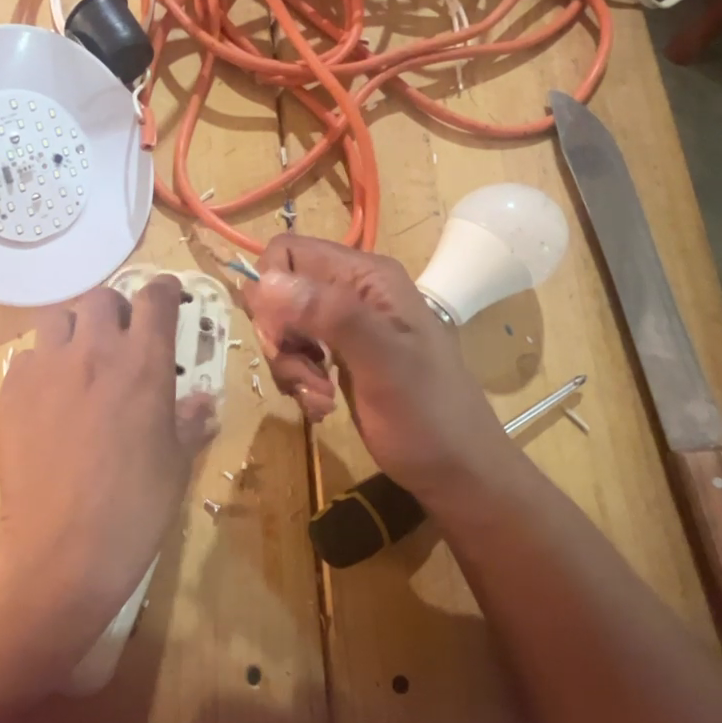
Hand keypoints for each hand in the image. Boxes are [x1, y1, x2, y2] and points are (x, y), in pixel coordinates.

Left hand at [0, 277, 217, 674]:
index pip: (155, 298)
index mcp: (143, 363)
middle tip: (122, 339)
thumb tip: (202, 402)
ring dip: (75, 330)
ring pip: (58, 319)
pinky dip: (43, 366)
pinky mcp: (11, 390)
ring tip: (81, 362)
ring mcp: (46, 368)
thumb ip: (188, 422)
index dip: (165, 290)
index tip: (168, 296)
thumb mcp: (176, 465)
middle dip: (116, 310)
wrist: (60, 548)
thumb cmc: (133, 509)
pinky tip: (49, 399)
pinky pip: (27, 357)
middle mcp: (93, 352)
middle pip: (101, 298)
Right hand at [243, 235, 511, 496]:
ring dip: (288, 364)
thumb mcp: (383, 362)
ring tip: (319, 395)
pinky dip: (297, 381)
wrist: (456, 470)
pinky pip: (293, 355)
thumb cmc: (427, 415)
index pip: (288, 252)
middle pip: (278, 291)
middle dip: (278, 335)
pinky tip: (321, 404)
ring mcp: (344, 325)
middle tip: (303, 370)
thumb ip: (330, 315)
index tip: (282, 335)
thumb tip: (265, 282)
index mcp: (367, 276)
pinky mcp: (337, 356)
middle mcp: (353, 291)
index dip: (271, 289)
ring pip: (281, 326)